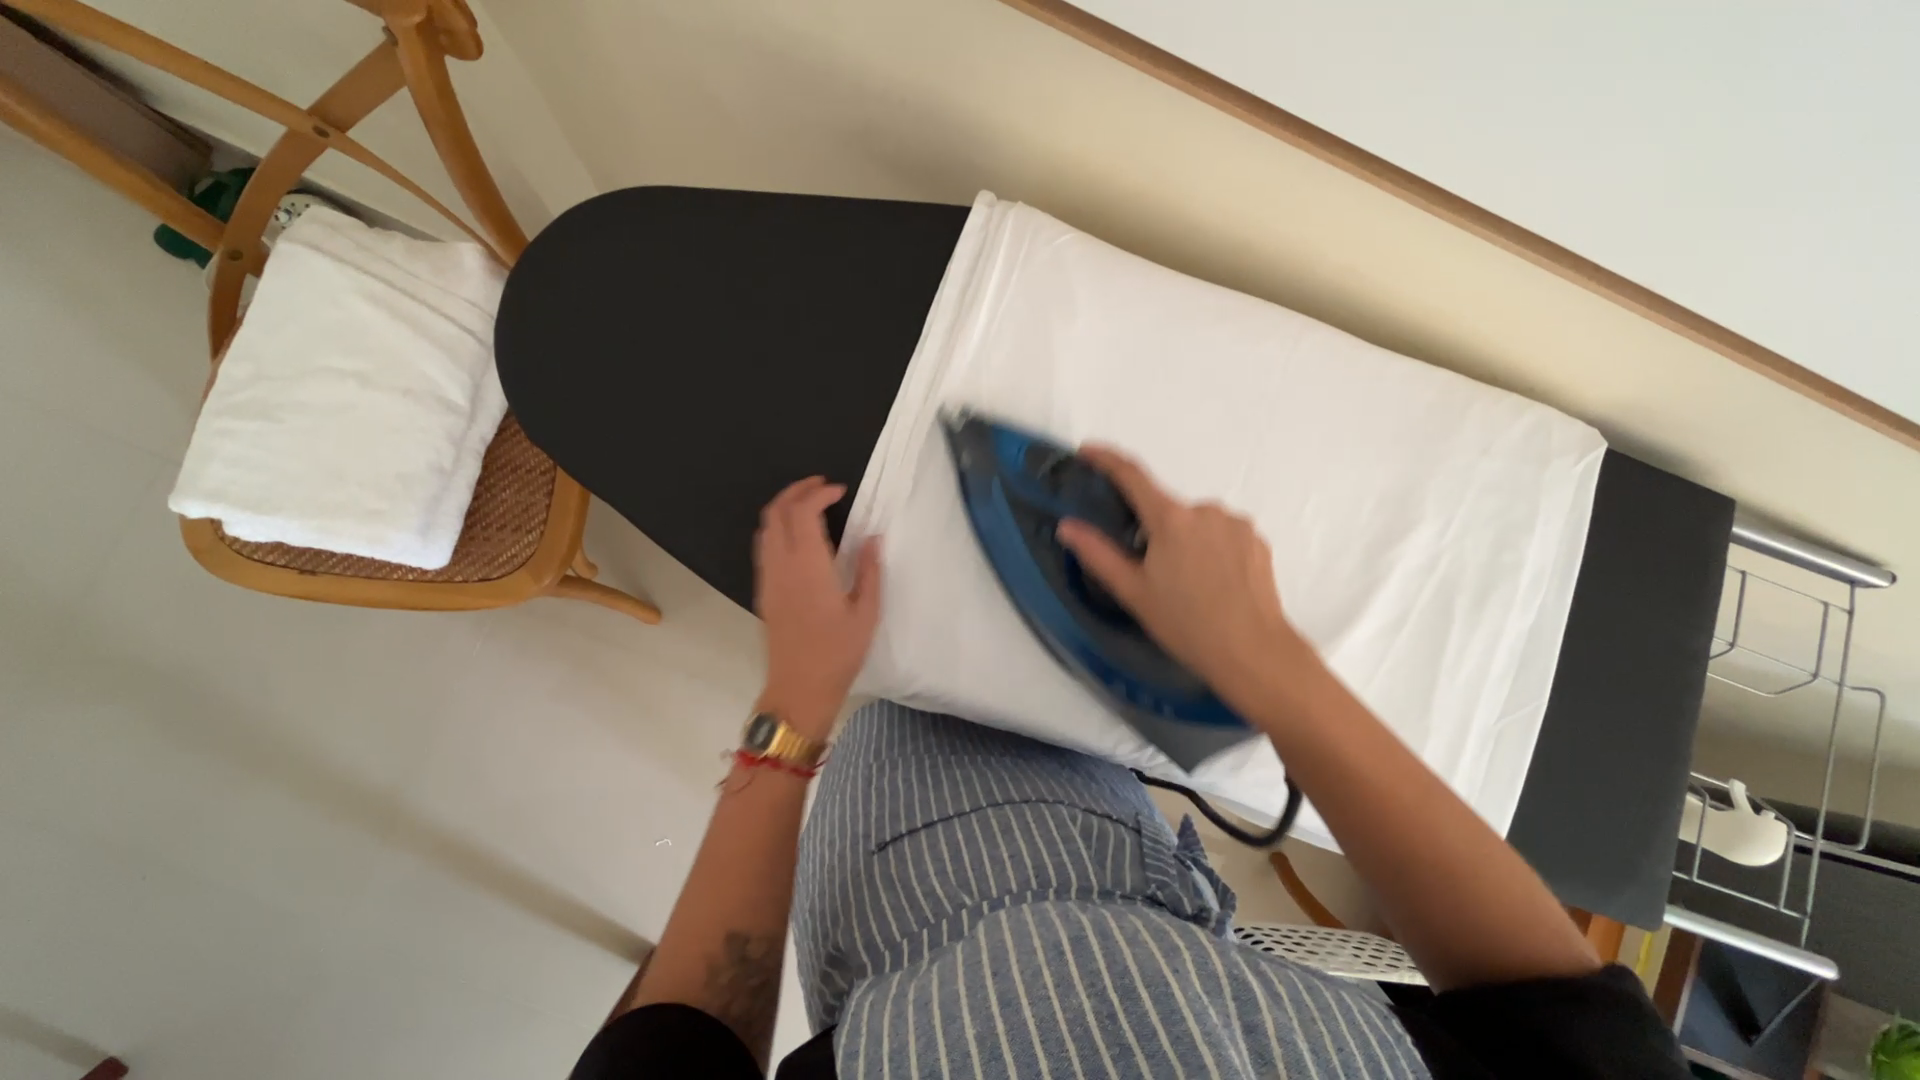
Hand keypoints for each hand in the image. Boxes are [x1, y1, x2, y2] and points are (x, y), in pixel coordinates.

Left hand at [753, 476, 881, 739]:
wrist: (799, 688)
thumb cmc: (838, 653)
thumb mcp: (866, 613)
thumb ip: (870, 571)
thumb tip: (873, 538)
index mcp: (808, 567)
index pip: (803, 513)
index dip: (819, 493)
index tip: (839, 490)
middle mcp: (782, 565)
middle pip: (777, 511)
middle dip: (797, 491)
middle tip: (822, 487)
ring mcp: (768, 578)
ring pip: (765, 527)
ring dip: (784, 507)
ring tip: (810, 505)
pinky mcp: (764, 591)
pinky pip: (764, 546)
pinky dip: (778, 528)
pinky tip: (799, 537)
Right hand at [1056, 446, 1314, 716]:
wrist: (1254, 652)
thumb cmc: (1186, 624)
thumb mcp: (1134, 592)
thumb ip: (1098, 553)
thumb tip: (1068, 526)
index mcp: (1171, 519)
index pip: (1132, 476)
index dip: (1106, 460)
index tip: (1088, 451)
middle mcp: (1205, 510)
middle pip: (1167, 511)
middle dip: (1155, 533)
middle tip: (1154, 574)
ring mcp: (1236, 523)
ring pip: (1197, 525)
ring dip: (1186, 543)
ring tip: (1190, 587)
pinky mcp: (1257, 540)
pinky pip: (1223, 536)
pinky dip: (1212, 552)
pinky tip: (1215, 585)